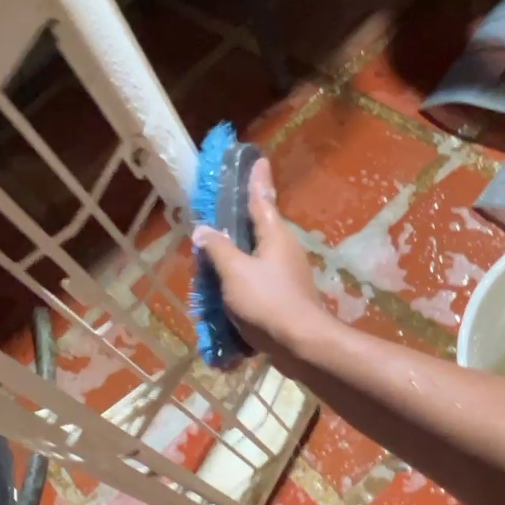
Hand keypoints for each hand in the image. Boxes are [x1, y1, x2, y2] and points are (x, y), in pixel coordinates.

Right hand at [192, 159, 336, 359]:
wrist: (301, 345)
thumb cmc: (268, 302)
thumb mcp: (234, 272)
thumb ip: (217, 249)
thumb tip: (203, 230)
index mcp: (274, 235)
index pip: (261, 199)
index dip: (255, 180)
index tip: (257, 159)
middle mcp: (284, 250)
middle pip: (257, 229)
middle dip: (237, 222)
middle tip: (216, 213)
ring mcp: (287, 274)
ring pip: (255, 258)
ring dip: (234, 258)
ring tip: (210, 260)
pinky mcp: (284, 297)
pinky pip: (257, 282)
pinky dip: (240, 283)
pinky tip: (223, 293)